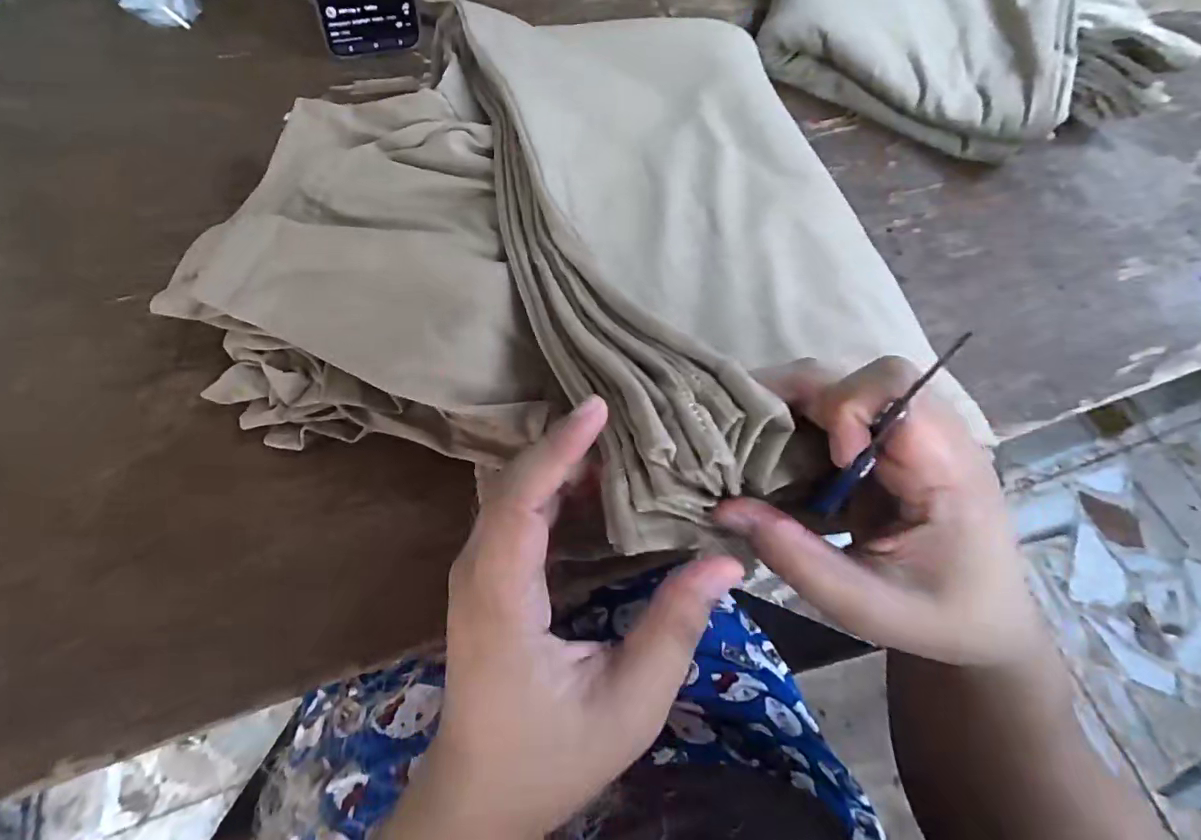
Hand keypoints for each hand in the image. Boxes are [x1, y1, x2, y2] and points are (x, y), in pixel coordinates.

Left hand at [382, 397, 744, 839]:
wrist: (480, 794)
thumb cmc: (550, 755)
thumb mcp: (628, 703)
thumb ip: (674, 628)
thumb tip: (724, 560)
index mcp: (498, 595)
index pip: (521, 499)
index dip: (559, 448)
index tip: (598, 407)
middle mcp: (477, 569)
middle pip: (515, 483)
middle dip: (566, 443)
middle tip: (626, 416)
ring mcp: (477, 570)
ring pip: (513, 492)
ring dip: (561, 460)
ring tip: (619, 439)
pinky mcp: (488, 576)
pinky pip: (518, 513)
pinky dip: (555, 486)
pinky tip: (595, 482)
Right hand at [715, 357, 1044, 666]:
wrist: (988, 625)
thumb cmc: (941, 619)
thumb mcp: (868, 606)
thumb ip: (798, 559)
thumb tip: (725, 507)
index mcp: (946, 465)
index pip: (893, 385)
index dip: (846, 405)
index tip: (833, 460)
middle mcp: (929, 431)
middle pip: (856, 374)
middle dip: (795, 395)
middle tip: (752, 435)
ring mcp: (906, 433)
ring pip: (838, 384)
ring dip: (790, 406)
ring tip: (755, 443)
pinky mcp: (885, 443)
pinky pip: (834, 410)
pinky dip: (795, 423)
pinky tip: (774, 455)